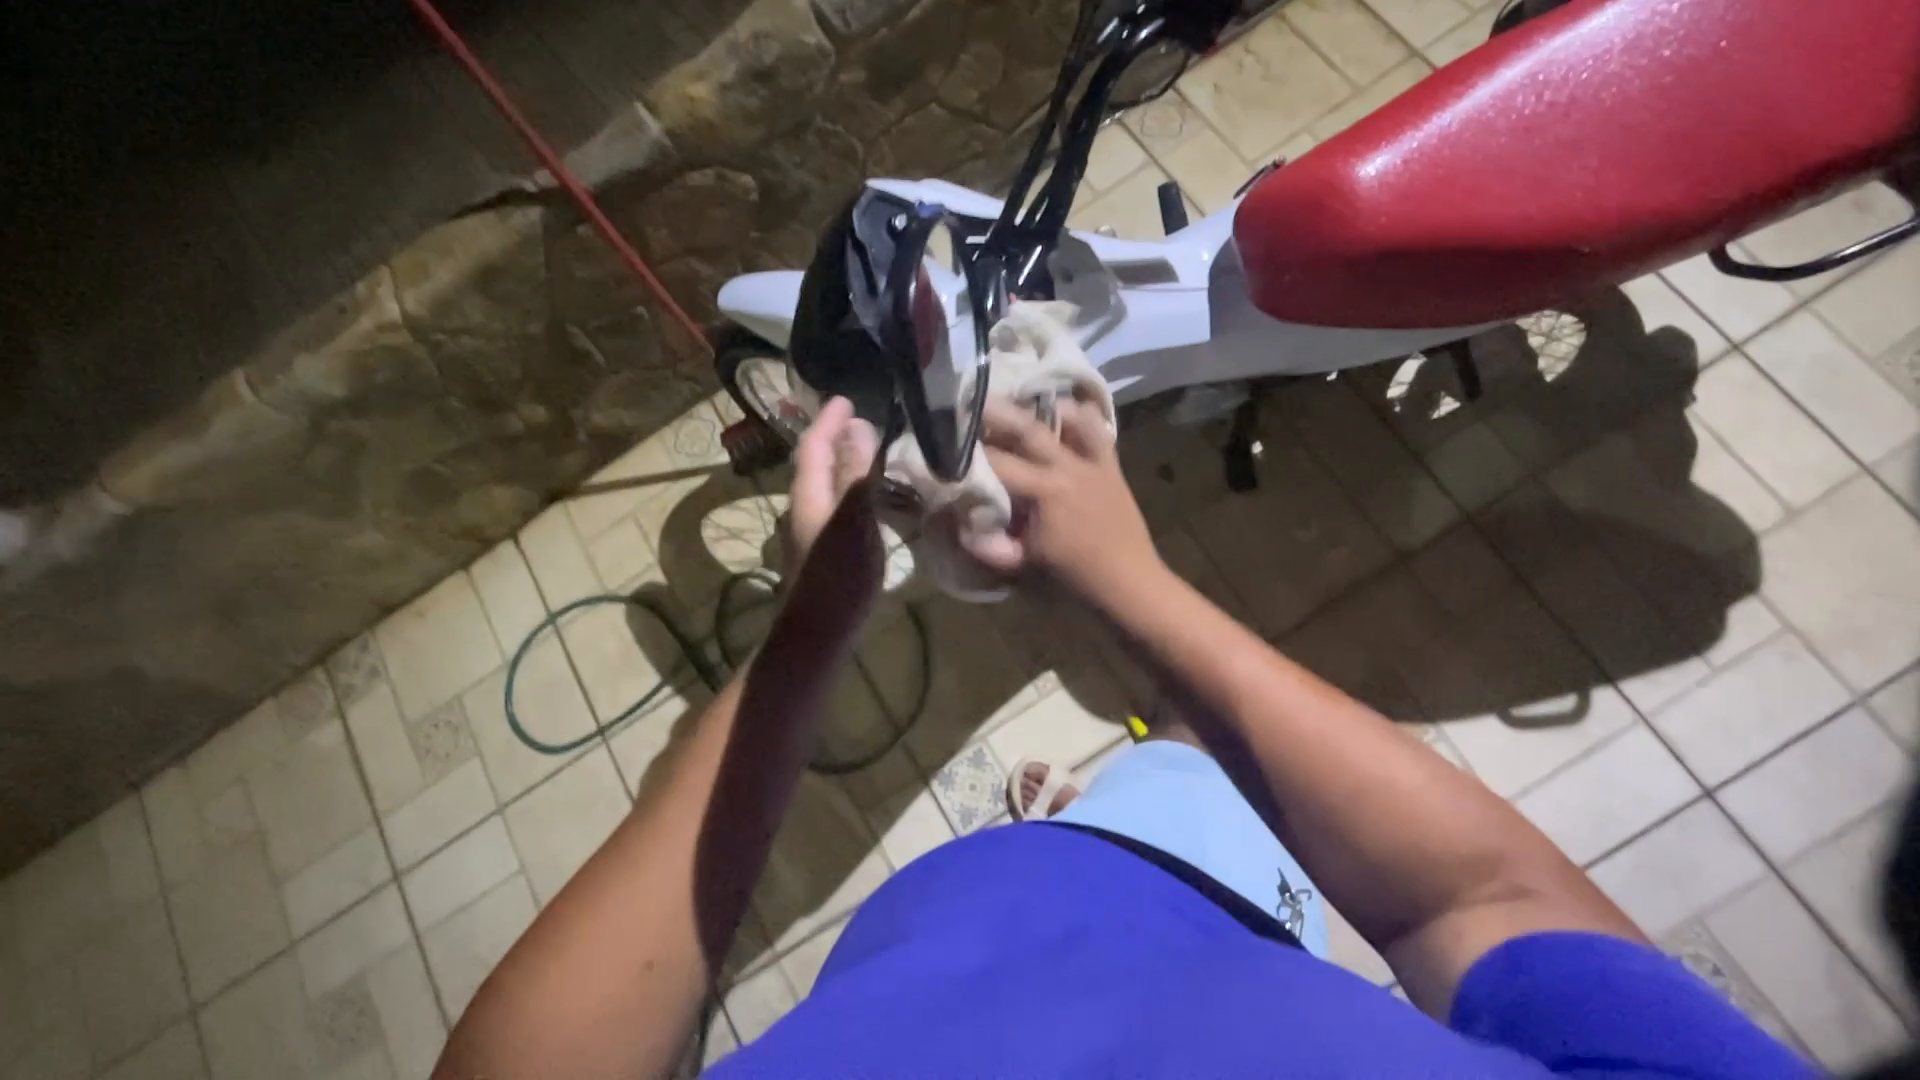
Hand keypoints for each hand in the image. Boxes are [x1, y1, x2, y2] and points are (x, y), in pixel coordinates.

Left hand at [786, 397, 884, 613]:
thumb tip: (859, 425)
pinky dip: (852, 488)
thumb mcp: (851, 519)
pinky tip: (872, 498)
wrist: (818, 633)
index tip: (846, 398)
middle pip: (815, 463)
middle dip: (835, 437)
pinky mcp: (824, 551)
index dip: (828, 420)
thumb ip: (855, 473)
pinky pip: (837, 504)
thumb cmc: (837, 576)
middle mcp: (805, 507)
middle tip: (861, 419)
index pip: (814, 445)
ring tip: (871, 451)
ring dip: (843, 462)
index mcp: (808, 495)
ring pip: (825, 484)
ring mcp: (813, 531)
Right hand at [963, 396, 1160, 604]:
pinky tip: (1065, 414)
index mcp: (1044, 491)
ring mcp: (1094, 464)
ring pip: (1068, 417)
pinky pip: (1097, 432)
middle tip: (969, 401)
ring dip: (1041, 408)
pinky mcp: (1112, 468)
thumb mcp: (1022, 569)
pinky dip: (1081, 418)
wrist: (1130, 589)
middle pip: (1026, 427)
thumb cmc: (1073, 584)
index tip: (945, 446)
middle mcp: (1068, 467)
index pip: (995, 463)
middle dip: (993, 412)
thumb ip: (987, 546)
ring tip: (1020, 402)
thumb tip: (958, 526)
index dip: (966, 454)